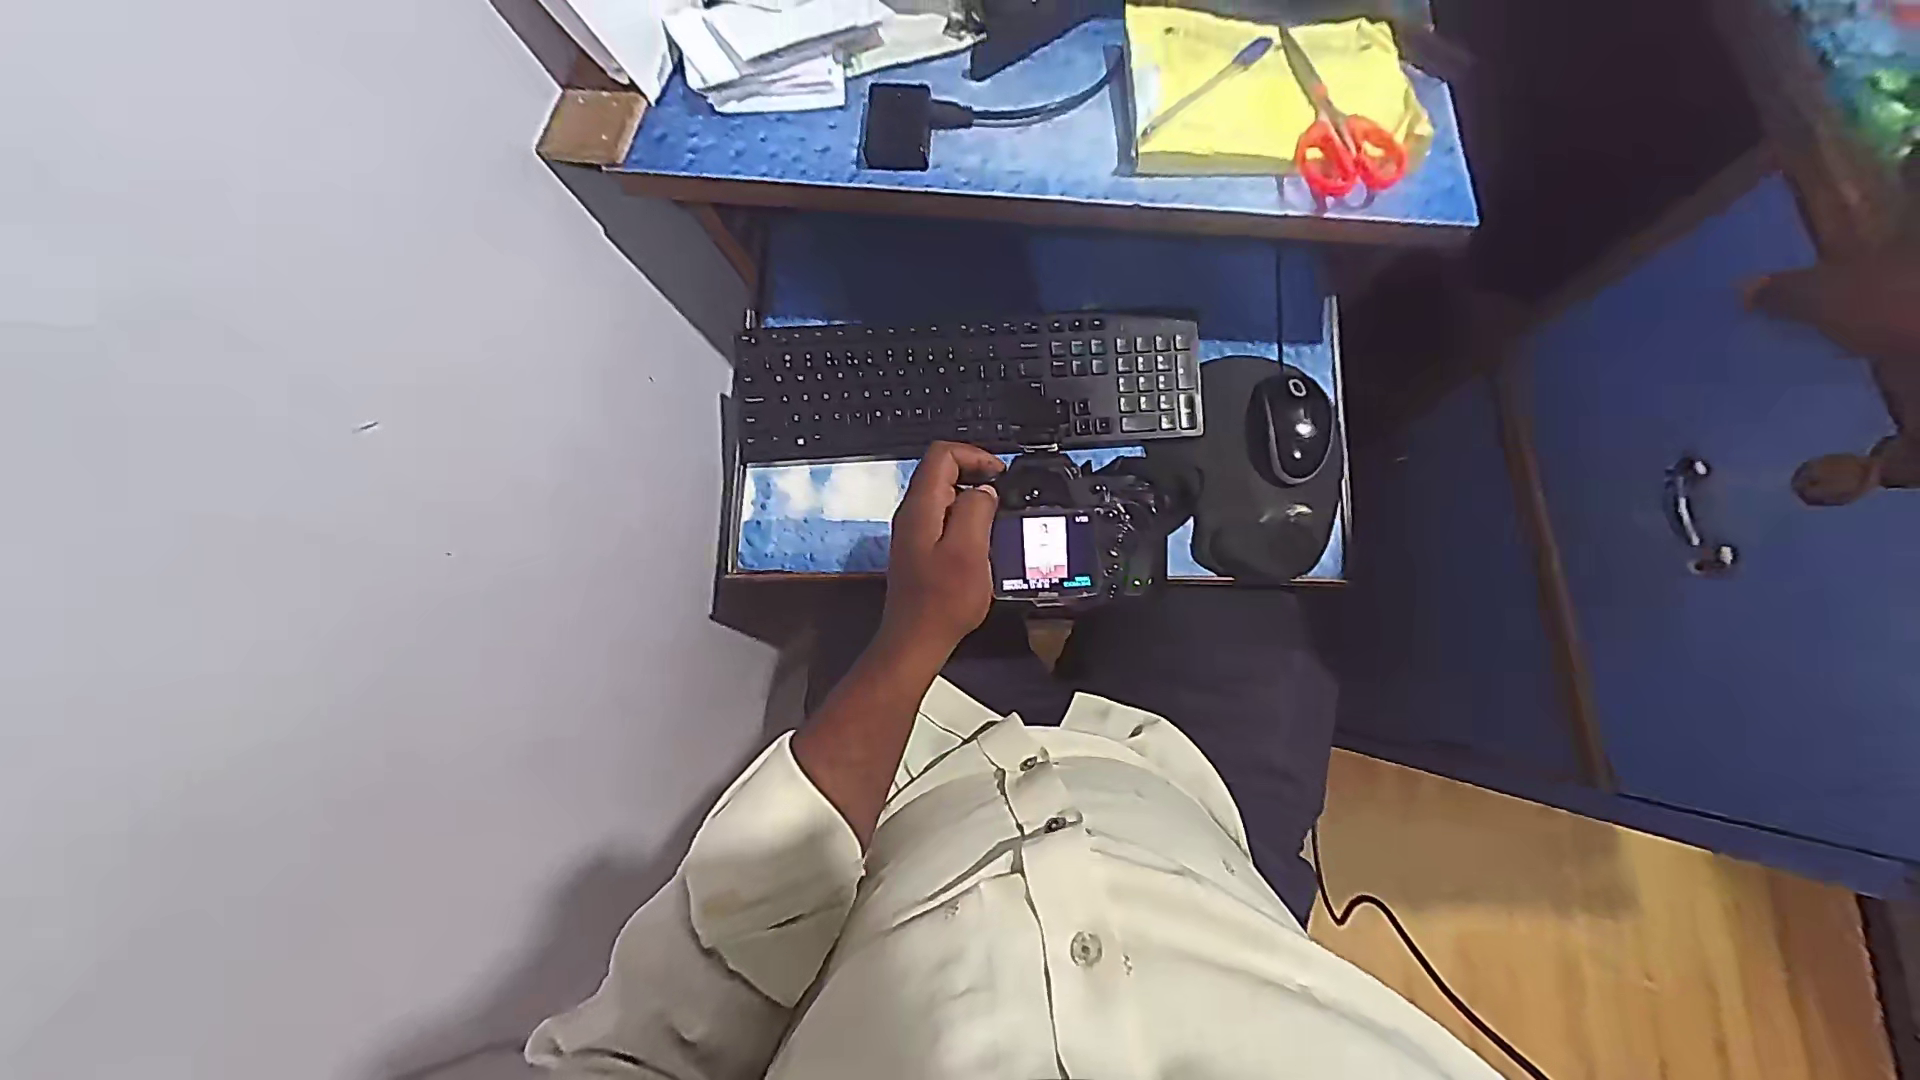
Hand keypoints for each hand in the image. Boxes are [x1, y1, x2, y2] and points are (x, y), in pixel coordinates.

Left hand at [880, 441, 1005, 659]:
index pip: (942, 454)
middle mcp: (912, 514)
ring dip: (972, 496)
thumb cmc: (942, 601)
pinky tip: (982, 536)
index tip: (1000, 474)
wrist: (916, 639)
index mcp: (921, 507)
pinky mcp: (920, 548)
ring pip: (944, 494)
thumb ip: (977, 511)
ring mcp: (914, 531)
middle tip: (1003, 493)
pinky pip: (944, 517)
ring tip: (997, 514)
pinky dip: (965, 516)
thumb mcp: (969, 550)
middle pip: (942, 470)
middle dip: (976, 473)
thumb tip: (985, 492)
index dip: (975, 456)